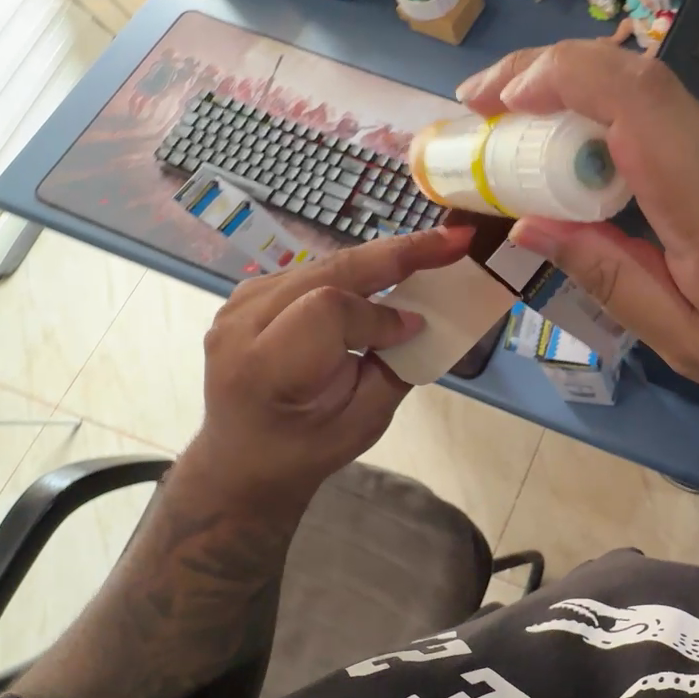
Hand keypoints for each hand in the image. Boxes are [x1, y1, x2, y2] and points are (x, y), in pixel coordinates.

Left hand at [183, 227, 472, 506]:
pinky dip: (361, 269)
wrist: (242, 456)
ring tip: (434, 249)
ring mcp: (243, 302)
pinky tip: (393, 269)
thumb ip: (392, 370)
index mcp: (265, 368)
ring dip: (383, 258)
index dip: (380, 314)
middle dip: (399, 254)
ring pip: (328, 264)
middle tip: (456, 240)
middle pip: (330, 271)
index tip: (419, 327)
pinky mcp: (254, 292)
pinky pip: (318, 271)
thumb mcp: (361, 424)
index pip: (328, 312)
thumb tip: (420, 319)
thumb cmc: (305, 449)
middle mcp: (244, 324)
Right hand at [456, 41, 698, 420]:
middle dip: (545, 77)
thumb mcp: (688, 342)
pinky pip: (679, 125)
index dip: (559, 76)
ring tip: (526, 147)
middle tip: (482, 111)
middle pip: (635, 78)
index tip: (496, 101)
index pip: (638, 98)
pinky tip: (599, 173)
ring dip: (580, 107)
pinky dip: (622, 131)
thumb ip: (610, 278)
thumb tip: (529, 225)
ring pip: (654, 100)